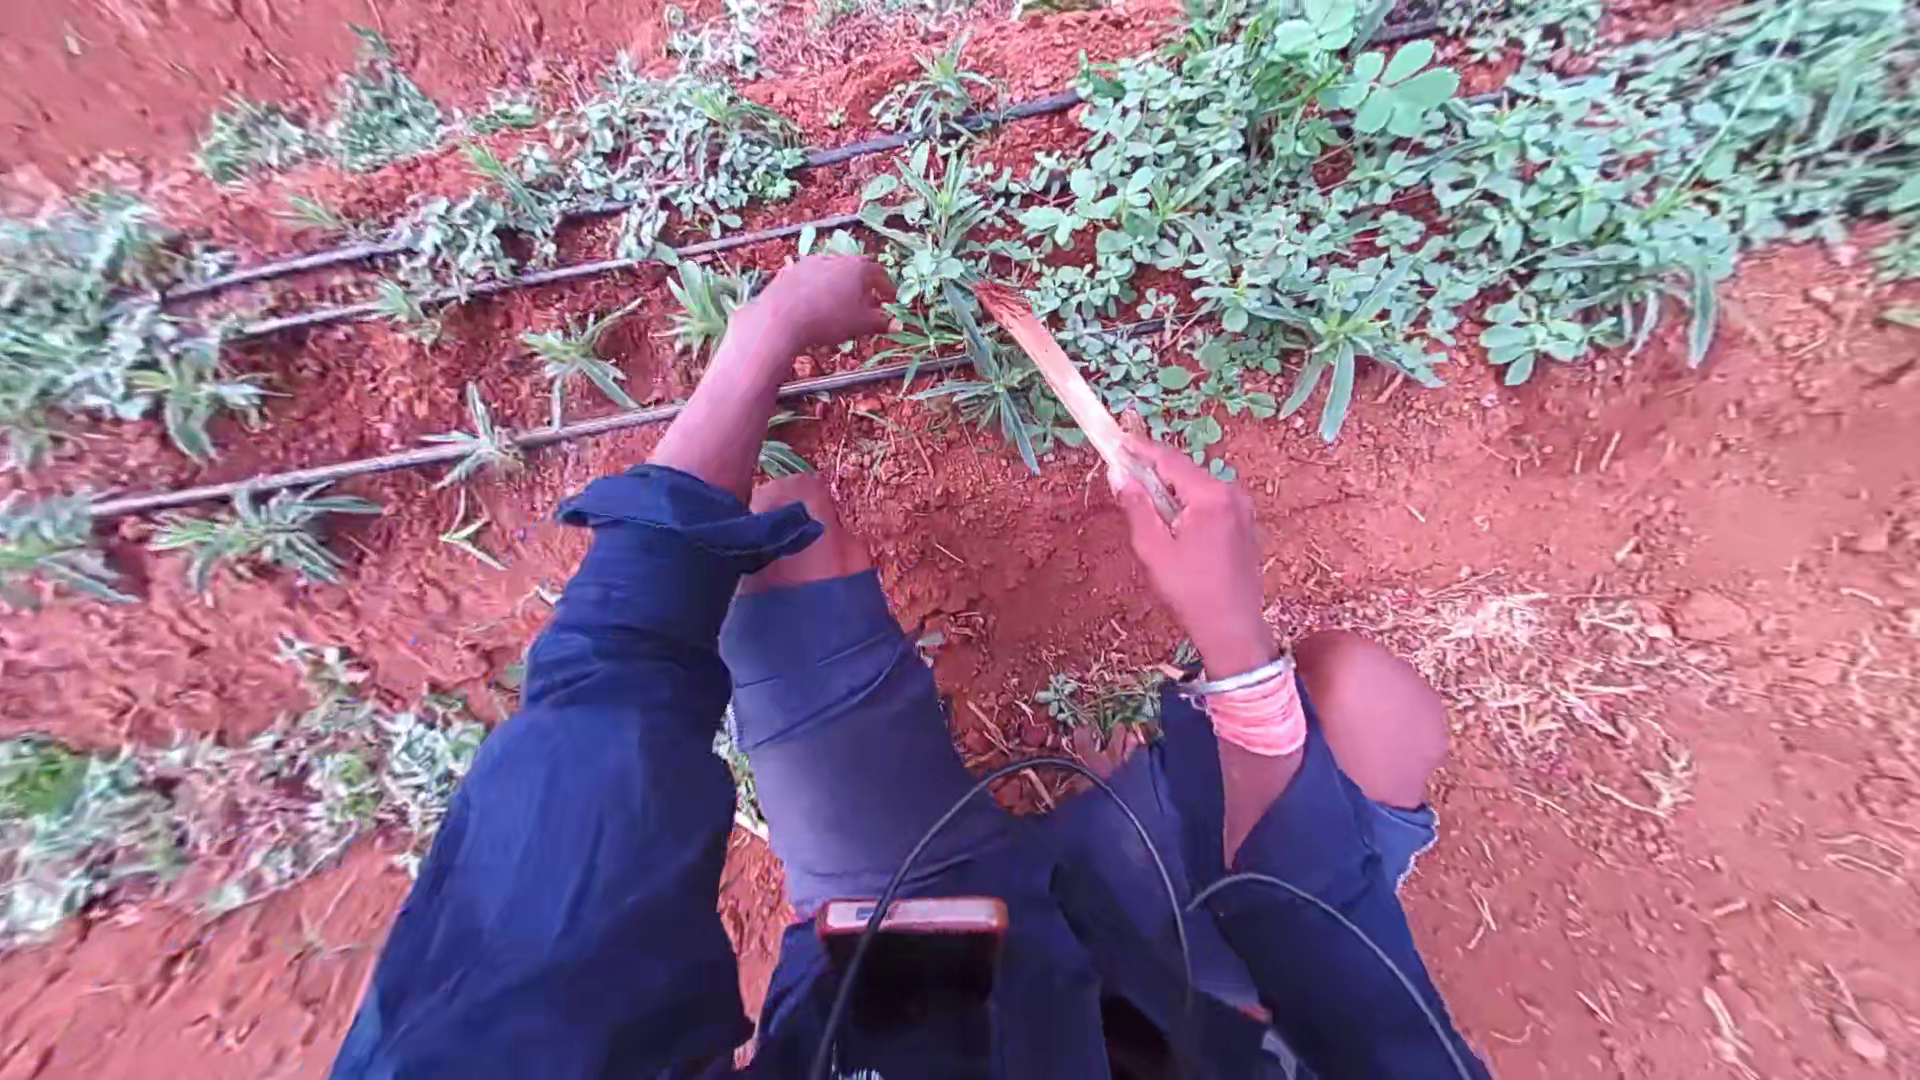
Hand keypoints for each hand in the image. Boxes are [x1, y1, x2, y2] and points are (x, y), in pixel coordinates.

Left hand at [743, 255, 894, 352]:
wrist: (783, 316)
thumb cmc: (830, 319)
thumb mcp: (861, 324)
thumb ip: (881, 322)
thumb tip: (898, 325)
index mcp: (857, 268)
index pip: (879, 274)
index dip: (887, 288)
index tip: (891, 300)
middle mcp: (836, 259)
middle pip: (856, 269)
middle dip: (864, 285)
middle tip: (867, 301)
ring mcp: (812, 262)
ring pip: (834, 272)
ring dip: (842, 286)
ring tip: (843, 304)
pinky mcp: (793, 271)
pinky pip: (814, 278)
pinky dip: (821, 288)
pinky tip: (818, 303)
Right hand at [1113, 436, 1274, 678]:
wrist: (1232, 626)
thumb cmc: (1188, 590)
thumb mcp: (1153, 547)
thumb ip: (1136, 506)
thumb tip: (1119, 474)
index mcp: (1210, 496)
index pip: (1169, 460)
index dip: (1140, 449)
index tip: (1117, 441)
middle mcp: (1232, 494)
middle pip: (1184, 472)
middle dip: (1153, 473)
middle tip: (1125, 478)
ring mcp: (1243, 509)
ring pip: (1196, 487)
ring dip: (1169, 491)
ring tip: (1146, 509)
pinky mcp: (1245, 523)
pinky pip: (1210, 502)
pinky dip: (1187, 504)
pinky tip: (1172, 525)